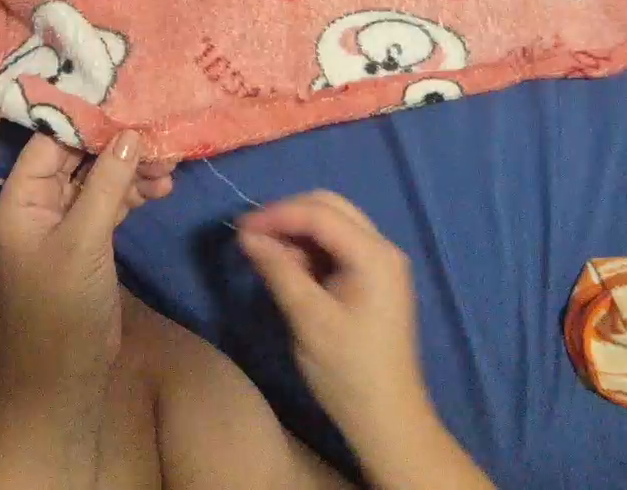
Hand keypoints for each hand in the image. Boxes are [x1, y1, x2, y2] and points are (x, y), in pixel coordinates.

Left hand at [0, 131, 174, 382]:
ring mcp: (68, 217)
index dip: (88, 119)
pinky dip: (136, 191)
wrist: (66, 371)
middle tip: (160, 138)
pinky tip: (162, 189)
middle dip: (119, 145)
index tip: (127, 100)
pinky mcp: (92, 233)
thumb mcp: (84, 239)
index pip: (53, 140)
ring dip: (134, 169)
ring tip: (168, 169)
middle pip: (81, 154)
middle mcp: (42, 199)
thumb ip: (106, 184)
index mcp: (24, 195)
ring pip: (102, 175)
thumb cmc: (61, 303)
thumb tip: (131, 134)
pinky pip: (114, 197)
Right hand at [234, 192, 430, 441]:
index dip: (277, 215)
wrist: (387, 420)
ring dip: (297, 231)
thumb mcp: (308, 319)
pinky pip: (335, 245)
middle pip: (329, 207)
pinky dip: (309, 248)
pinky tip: (288, 266)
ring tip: (266, 254)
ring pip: (331, 223)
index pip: (320, 213)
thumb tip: (247, 235)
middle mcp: (381, 247)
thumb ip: (279, 270)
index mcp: (374, 254)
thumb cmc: (349, 371)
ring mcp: (379, 261)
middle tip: (251, 235)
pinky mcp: (371, 276)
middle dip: (287, 216)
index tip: (240, 227)